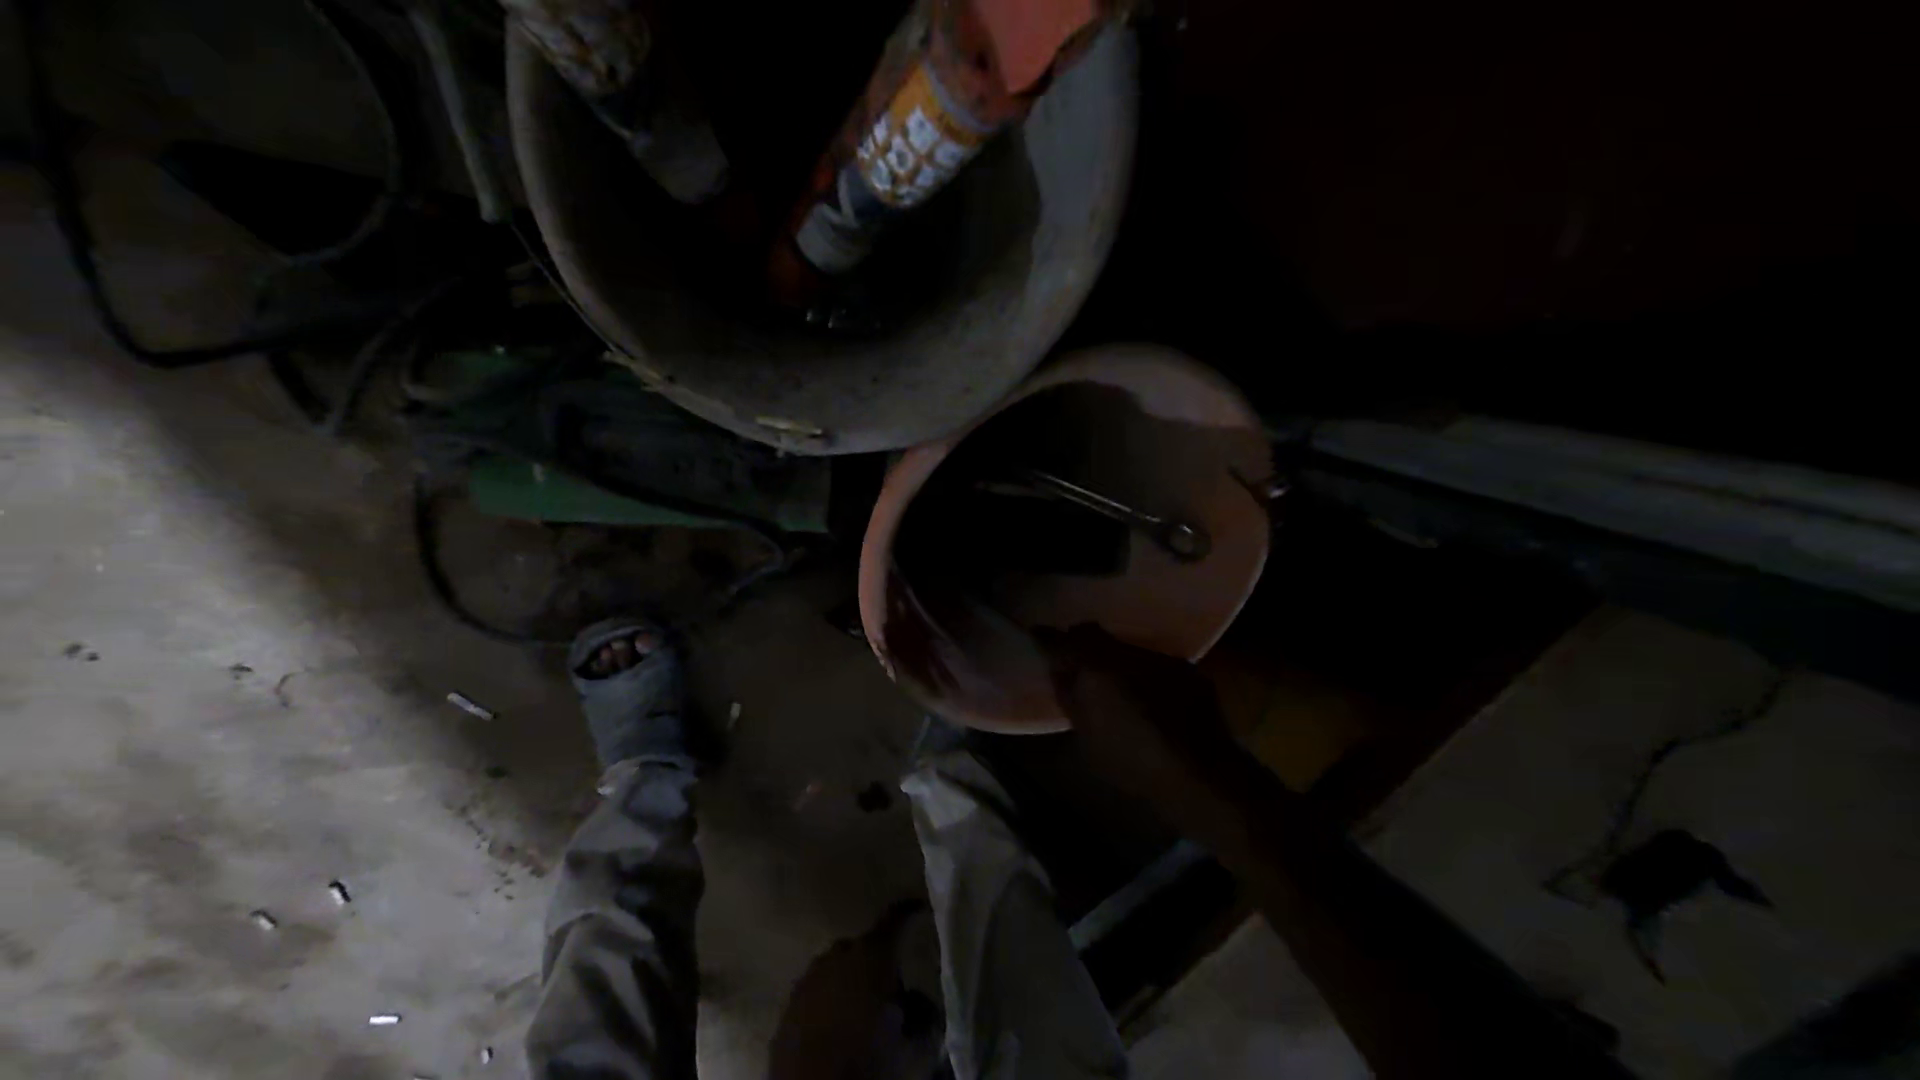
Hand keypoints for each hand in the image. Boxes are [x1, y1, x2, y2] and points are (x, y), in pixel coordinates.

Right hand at [1039, 625, 1245, 824]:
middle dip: (1081, 643)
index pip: (1058, 640)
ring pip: (1125, 648)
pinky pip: (1153, 663)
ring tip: (1117, 685)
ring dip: (1116, 661)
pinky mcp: (1185, 668)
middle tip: (1077, 664)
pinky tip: (1151, 698)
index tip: (1038, 638)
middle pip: (1093, 633)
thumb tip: (1059, 670)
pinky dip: (1144, 675)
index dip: (1045, 638)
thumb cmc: (1131, 763)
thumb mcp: (1086, 736)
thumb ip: (1069, 695)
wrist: (1200, 774)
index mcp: (1093, 667)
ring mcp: (1158, 657)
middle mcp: (1124, 652)